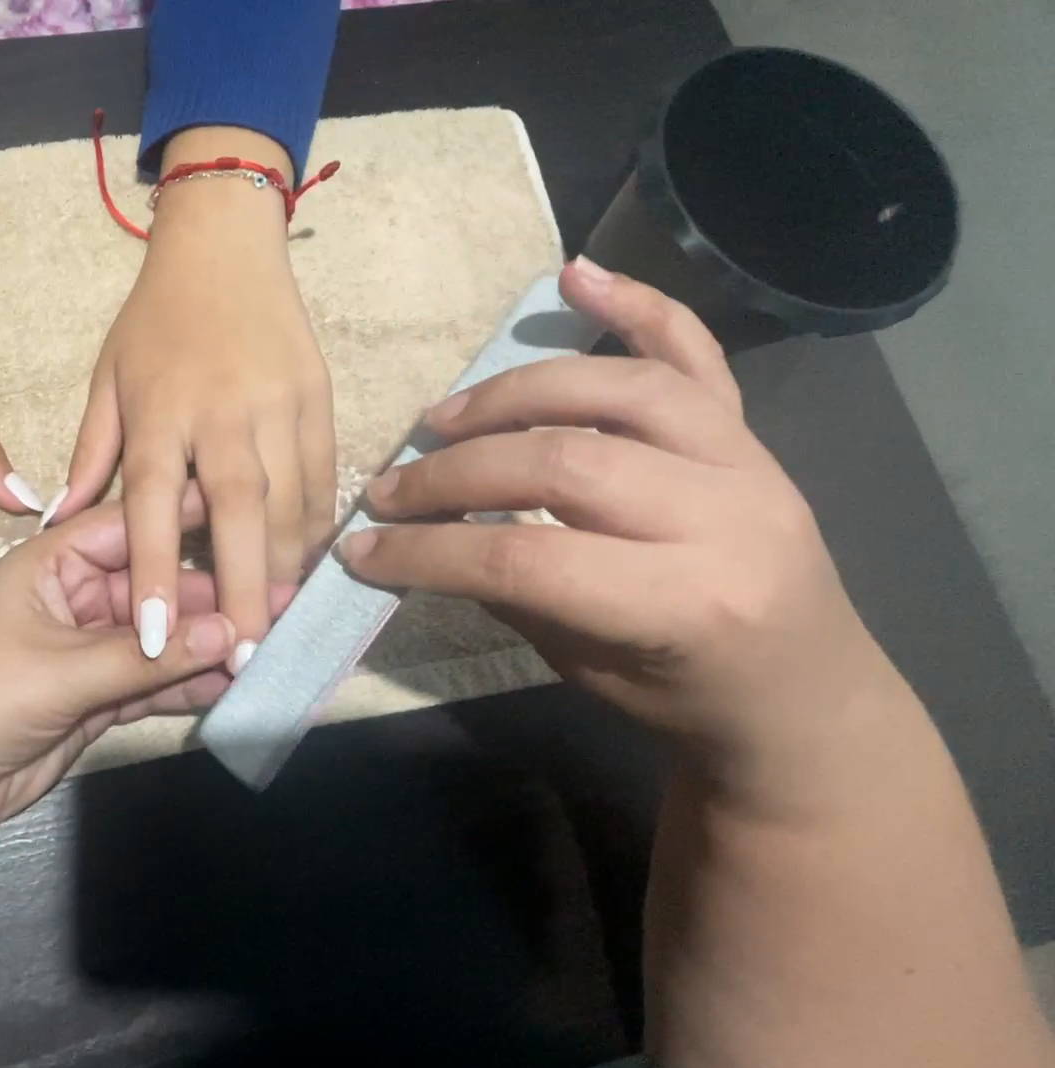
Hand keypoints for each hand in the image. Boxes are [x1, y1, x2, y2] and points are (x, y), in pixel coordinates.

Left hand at [0, 488, 293, 832]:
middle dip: (215, 600)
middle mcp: (79, 595)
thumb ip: (145, 656)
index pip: (134, 528)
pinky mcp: (97, 697)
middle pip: (158, 589)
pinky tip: (235, 684)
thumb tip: (230, 633)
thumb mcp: (59, 668)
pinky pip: (153, 684)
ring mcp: (90, 649)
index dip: (191, 522)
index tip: (254, 517)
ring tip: (274, 646)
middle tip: (281, 606)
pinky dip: (190, 687)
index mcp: (57, 561)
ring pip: (162, 640)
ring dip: (211, 646)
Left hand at [53, 130, 335, 671]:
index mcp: (158, 409)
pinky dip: (317, 526)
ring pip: (290, 501)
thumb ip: (91, 452)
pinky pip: (323, 476)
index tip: (157, 643)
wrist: (225, 246)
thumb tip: (61, 519)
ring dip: (286, 568)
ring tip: (277, 624)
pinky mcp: (320, 398)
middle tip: (245, 657)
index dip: (154, 575)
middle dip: (245, 590)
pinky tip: (308, 563)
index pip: (152, 504)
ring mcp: (279, 404)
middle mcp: (220, 412)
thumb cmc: (154, 321)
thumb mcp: (107, 379)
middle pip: (237, 512)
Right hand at [340, 259, 890, 804]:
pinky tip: (576, 276)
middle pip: (560, 464)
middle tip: (390, 488)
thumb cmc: (679, 694)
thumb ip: (507, 589)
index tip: (361, 548)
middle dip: (453, 472)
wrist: (802, 692)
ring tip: (446, 417)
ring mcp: (747, 463)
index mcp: (680, 602)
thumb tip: (422, 532)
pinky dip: (638, 306)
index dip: (426, 550)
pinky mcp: (751, 435)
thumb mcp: (580, 664)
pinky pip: (696, 355)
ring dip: (513, 394)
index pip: (522, 558)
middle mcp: (723, 518)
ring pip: (618, 391)